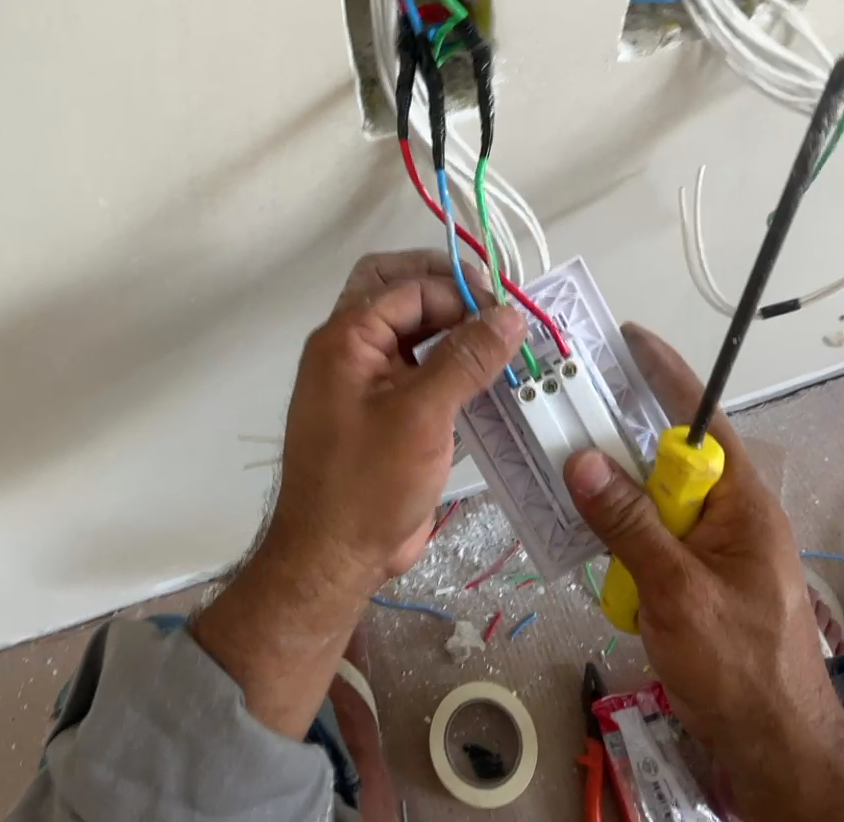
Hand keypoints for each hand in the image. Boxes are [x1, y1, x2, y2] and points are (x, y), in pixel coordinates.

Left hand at [192, 250, 523, 737]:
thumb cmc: (369, 482)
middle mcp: (353, 349)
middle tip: (500, 307)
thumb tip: (510, 313)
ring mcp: (368, 380)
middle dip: (450, 292)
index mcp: (347, 337)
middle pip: (401, 294)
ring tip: (505, 337)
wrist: (333, 556)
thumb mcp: (421, 414)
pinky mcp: (386, 411)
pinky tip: (490, 377)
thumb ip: (466, 358)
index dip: (460, 289)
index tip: (510, 305)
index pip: (409, 287)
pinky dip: (453, 366)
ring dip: (455, 330)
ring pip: (412, 332)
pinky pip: (420, 370)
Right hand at [564, 325, 843, 820]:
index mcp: (741, 504)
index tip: (628, 339)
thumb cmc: (738, 665)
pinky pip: (646, 532)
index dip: (666, 378)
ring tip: (561, 459)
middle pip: (667, 456)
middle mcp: (727, 514)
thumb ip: (630, 523)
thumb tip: (581, 459)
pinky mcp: (689, 575)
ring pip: (651, 496)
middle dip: (619, 430)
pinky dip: (615, 524)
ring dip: (612, 484)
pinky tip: (582, 524)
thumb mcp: (678, 591)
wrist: (772, 747)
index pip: (700, 423)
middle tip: (568, 400)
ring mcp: (708, 547)